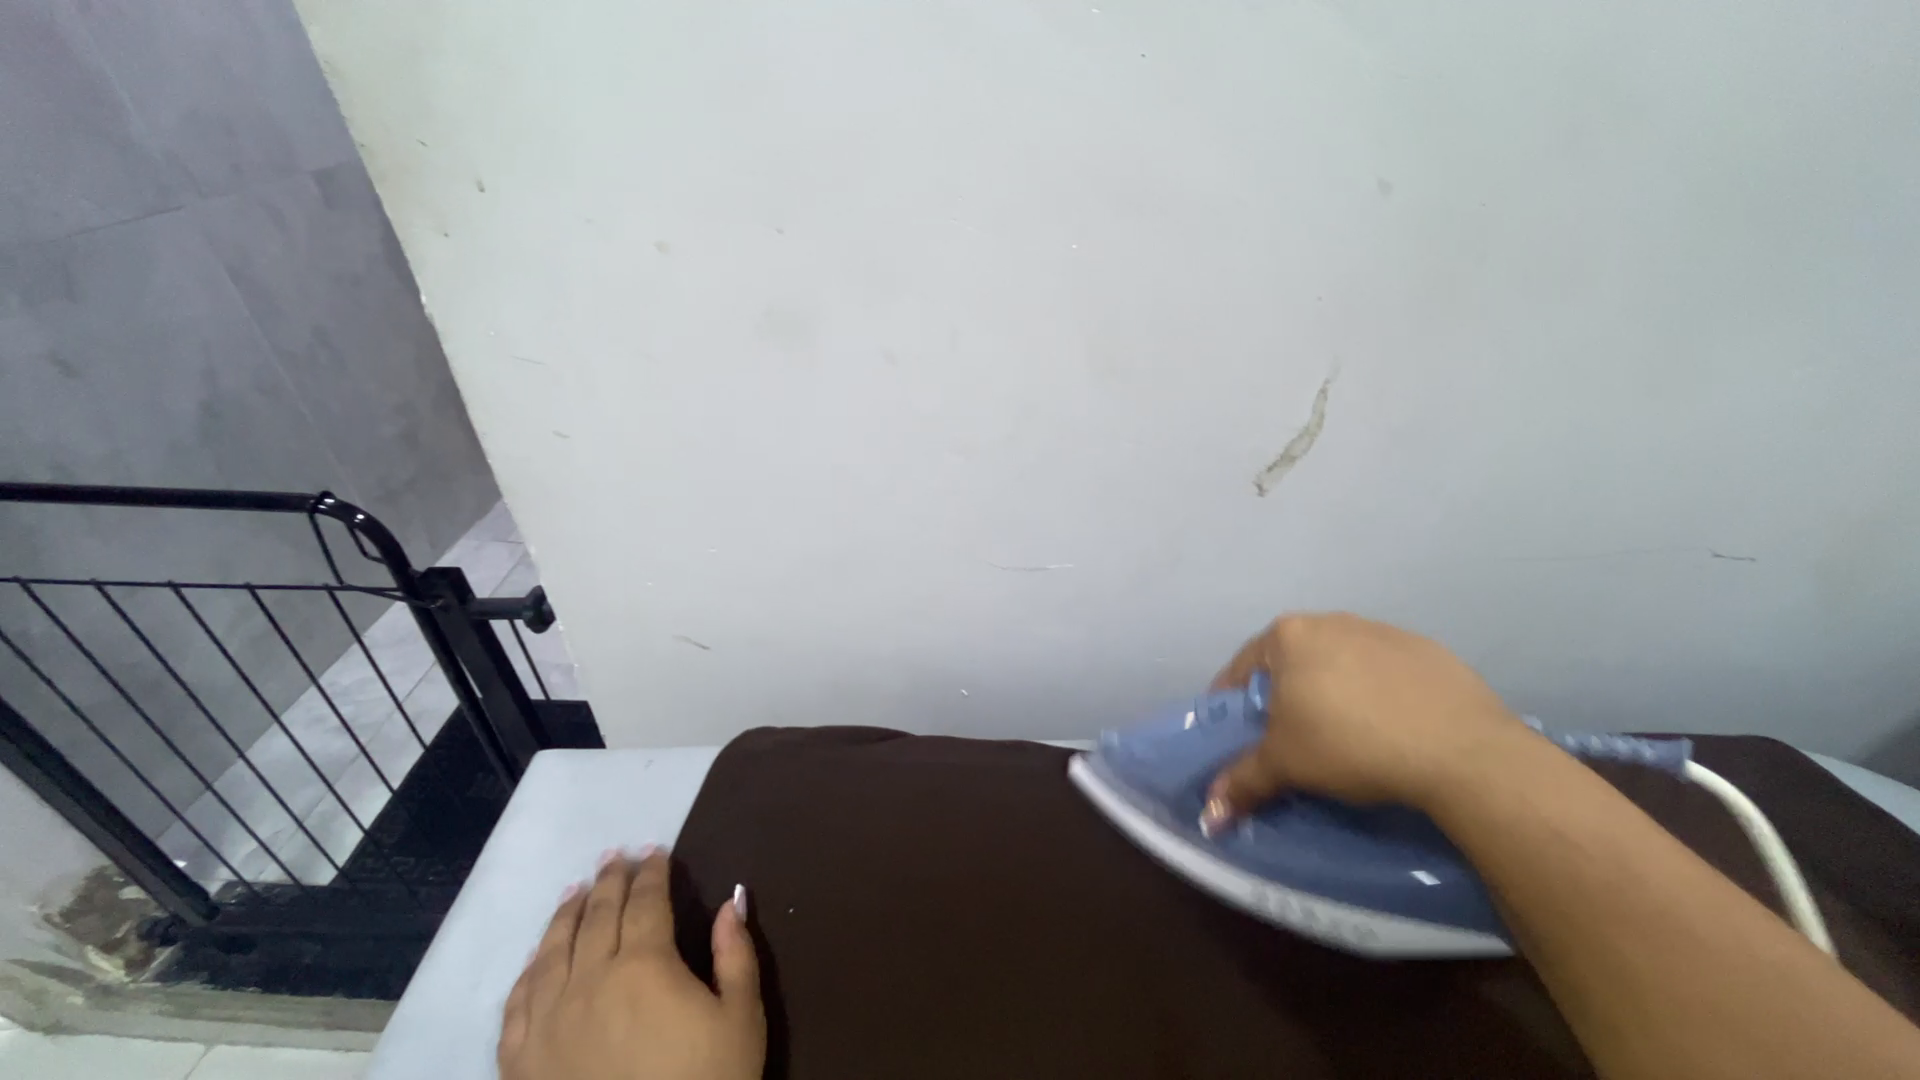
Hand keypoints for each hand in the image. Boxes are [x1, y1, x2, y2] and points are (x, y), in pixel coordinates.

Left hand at [498, 849, 764, 1079]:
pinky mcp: (521, 1059)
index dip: (651, 873)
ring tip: (576, 890)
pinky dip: (529, 969)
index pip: (645, 903)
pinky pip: (518, 1001)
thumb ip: (736, 954)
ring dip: (567, 913)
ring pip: (553, 950)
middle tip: (614, 857)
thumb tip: (730, 900)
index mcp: (645, 966)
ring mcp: (549, 1020)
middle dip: (609, 882)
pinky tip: (537, 957)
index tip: (655, 852)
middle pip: (597, 916)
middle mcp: (590, 980)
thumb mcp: (740, 1017)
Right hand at [1202, 613, 1531, 828]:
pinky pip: (1386, 674)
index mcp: (1289, 636)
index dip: (1231, 707)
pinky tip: (1390, 730)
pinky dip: (1378, 696)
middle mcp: (1332, 621)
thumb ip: (1242, 782)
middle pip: (1291, 663)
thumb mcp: (1285, 766)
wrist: (1461, 750)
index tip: (1236, 737)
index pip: (1241, 669)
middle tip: (1288, 741)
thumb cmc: (1350, 744)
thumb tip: (1209, 816)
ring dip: (1332, 695)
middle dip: (1285, 698)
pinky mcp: (1429, 651)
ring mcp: (1384, 632)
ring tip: (1343, 739)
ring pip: (1340, 665)